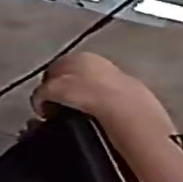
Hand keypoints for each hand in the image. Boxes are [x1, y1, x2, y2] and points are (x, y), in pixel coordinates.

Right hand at [32, 54, 174, 140]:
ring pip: (97, 92)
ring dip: (89, 104)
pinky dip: (107, 113)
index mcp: (79, 56)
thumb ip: (40, 95)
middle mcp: (102, 63)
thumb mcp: (49, 92)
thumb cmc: (82, 95)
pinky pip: (115, 105)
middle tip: (62, 113)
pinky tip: (102, 125)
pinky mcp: (142, 99)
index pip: (56, 69)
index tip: (47, 103)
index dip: (47, 87)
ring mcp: (124, 79)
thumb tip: (41, 104)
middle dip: (69, 95)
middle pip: (77, 79)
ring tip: (82, 121)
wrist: (128, 113)